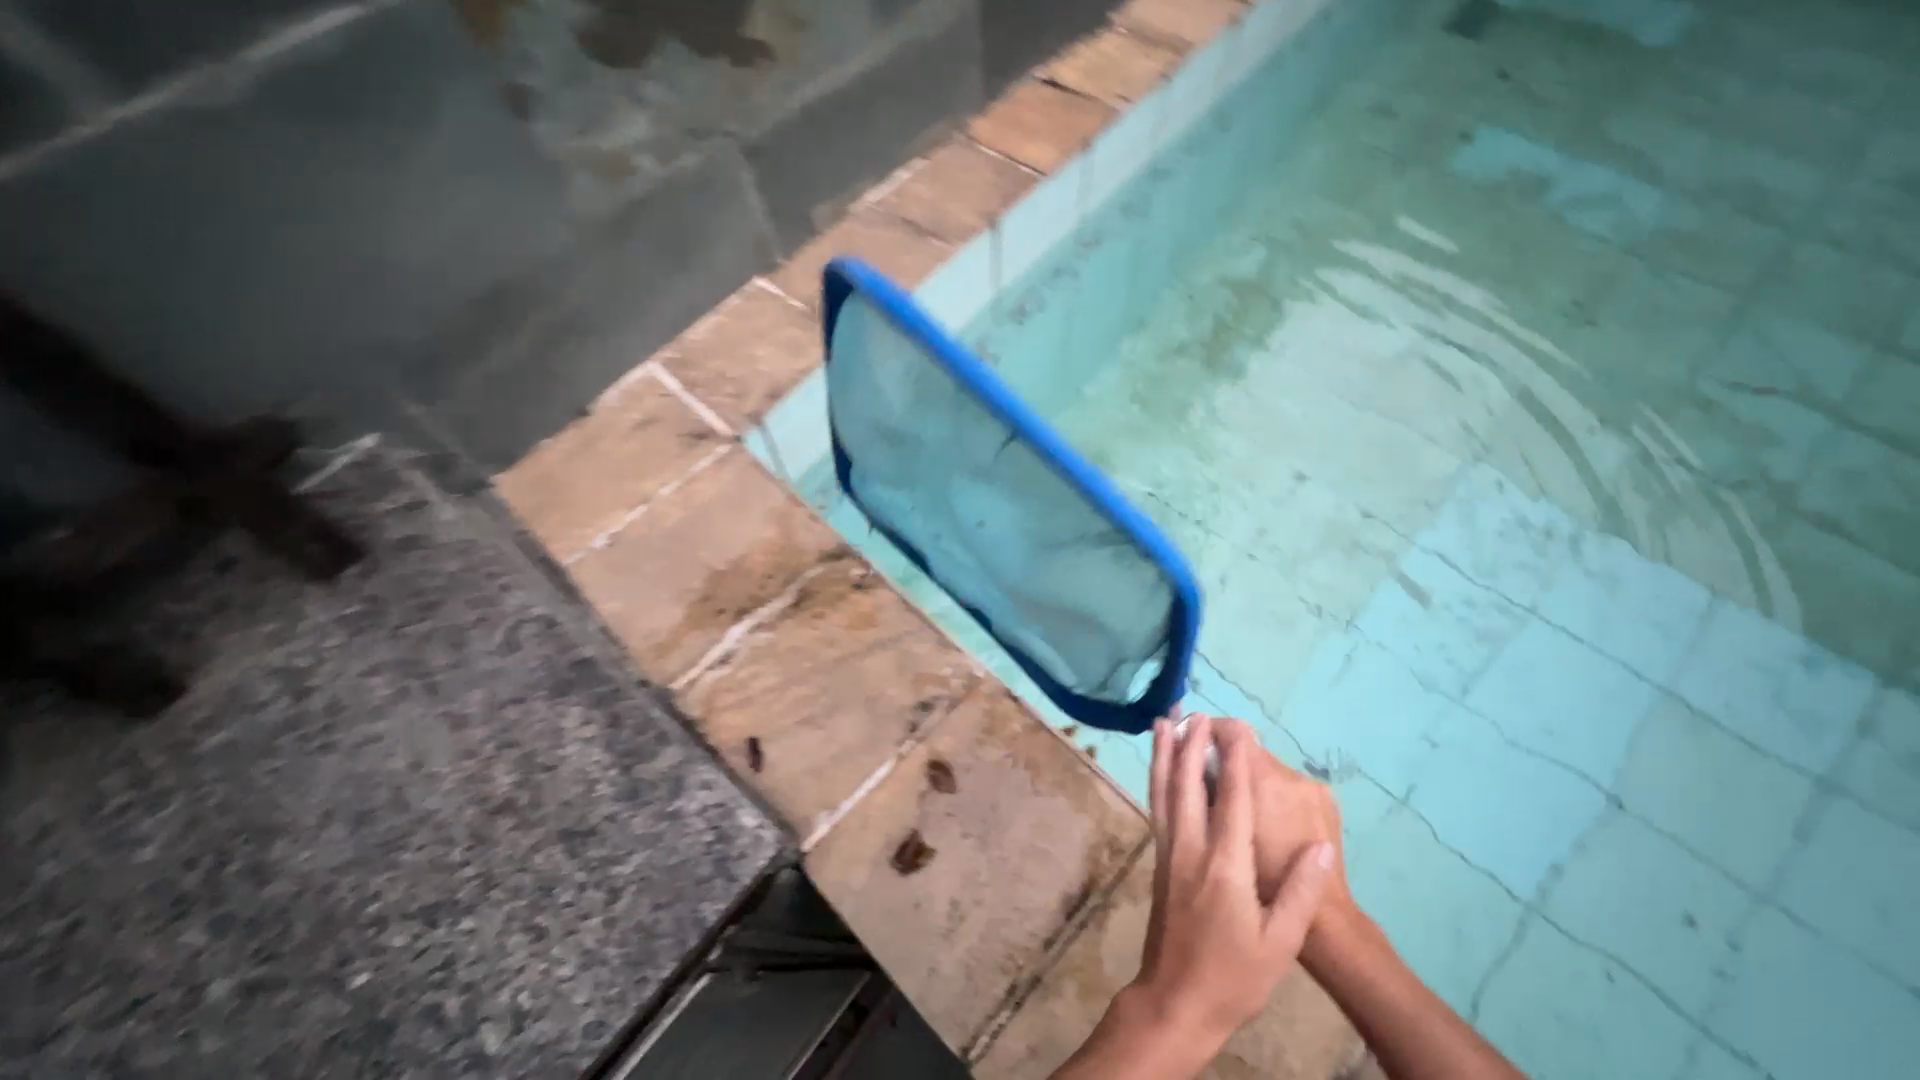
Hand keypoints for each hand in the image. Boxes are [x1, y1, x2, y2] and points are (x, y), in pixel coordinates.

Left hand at [1127, 714, 1336, 1049]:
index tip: (1238, 726)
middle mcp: (1190, 850)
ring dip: (1164, 755)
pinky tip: (1159, 768)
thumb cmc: (1234, 976)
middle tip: (1195, 710)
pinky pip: (1157, 808)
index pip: (1233, 801)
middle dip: (1191, 745)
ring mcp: (1169, 854)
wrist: (1176, 1001)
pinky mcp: (1159, 862)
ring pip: (1163, 792)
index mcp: (1225, 866)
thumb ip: (1299, 891)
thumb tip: (1321, 844)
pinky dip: (1157, 780)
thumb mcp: (1279, 943)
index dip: (1236, 761)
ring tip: (1164, 721)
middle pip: (1187, 785)